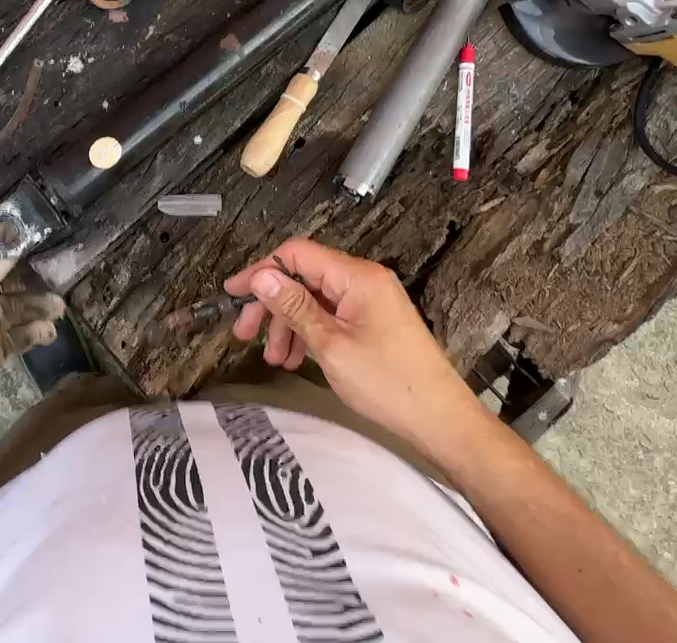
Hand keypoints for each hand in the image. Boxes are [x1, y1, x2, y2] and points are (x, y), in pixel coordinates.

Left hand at [0, 239, 64, 465]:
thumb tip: (17, 227)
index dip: (11, 244)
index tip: (40, 239)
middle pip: (4, 280)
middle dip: (31, 278)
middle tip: (58, 278)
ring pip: (13, 308)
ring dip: (37, 305)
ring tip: (59, 309)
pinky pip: (15, 337)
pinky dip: (33, 332)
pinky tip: (48, 332)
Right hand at [224, 238, 489, 457]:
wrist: (442, 421)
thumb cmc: (387, 383)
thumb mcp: (330, 345)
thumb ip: (294, 307)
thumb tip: (261, 276)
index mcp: (356, 277)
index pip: (296, 254)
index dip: (260, 270)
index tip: (234, 294)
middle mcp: (363, 280)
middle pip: (303, 278)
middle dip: (271, 305)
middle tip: (245, 335)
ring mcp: (370, 302)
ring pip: (314, 300)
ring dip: (288, 325)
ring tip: (273, 359)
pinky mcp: (373, 322)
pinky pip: (330, 316)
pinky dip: (309, 333)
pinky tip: (295, 360)